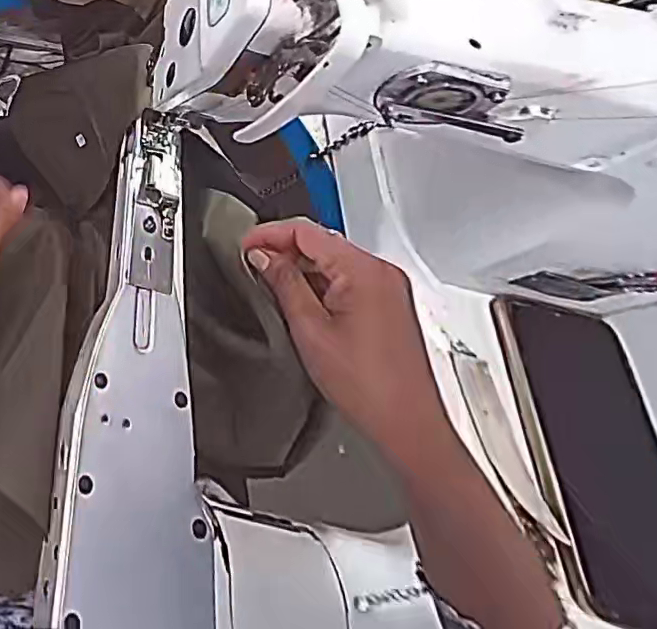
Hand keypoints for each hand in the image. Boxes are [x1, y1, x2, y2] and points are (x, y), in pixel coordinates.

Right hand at [242, 219, 450, 468]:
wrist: (409, 426)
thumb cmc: (370, 389)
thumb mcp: (311, 330)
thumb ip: (284, 284)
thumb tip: (264, 258)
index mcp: (363, 271)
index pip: (306, 231)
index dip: (270, 234)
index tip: (246, 245)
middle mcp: (381, 271)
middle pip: (321, 241)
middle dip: (284, 249)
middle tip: (253, 265)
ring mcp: (388, 286)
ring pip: (334, 259)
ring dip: (302, 266)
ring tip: (273, 285)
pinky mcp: (390, 301)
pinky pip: (348, 277)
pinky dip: (322, 281)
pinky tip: (303, 300)